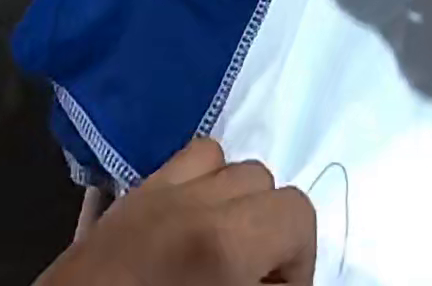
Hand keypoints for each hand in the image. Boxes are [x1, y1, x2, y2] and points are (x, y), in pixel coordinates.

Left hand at [35, 138, 316, 285]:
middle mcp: (195, 201)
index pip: (296, 213)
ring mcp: (159, 191)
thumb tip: (279, 280)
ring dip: (236, 200)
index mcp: (221, 244)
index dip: (299, 261)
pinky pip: (186, 157)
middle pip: (264, 181)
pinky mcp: (131, 195)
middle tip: (249, 279)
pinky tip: (190, 222)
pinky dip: (202, 180)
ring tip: (220, 247)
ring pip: (228, 160)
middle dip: (270, 230)